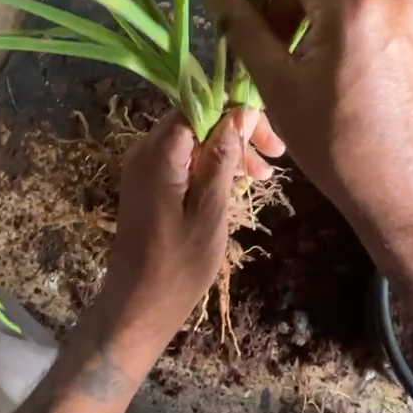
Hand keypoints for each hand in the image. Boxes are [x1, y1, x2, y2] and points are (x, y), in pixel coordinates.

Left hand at [95, 108, 269, 353]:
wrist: (136, 307)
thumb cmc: (177, 266)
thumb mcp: (209, 212)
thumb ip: (222, 159)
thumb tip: (239, 114)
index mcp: (159, 153)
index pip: (199, 106)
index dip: (236, 112)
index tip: (268, 137)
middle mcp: (146, 150)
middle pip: (197, 119)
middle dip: (237, 131)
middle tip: (276, 156)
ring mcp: (145, 166)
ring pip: (193, 139)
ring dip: (228, 150)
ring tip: (263, 176)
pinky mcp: (148, 183)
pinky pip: (184, 159)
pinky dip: (211, 165)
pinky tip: (237, 183)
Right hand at [213, 0, 412, 254]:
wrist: (405, 190)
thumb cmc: (332, 142)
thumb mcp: (276, 85)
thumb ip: (245, 28)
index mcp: (350, 3)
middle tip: (266, 31)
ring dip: (321, 4)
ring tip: (305, 49)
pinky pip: (386, 8)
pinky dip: (357, 20)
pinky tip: (346, 61)